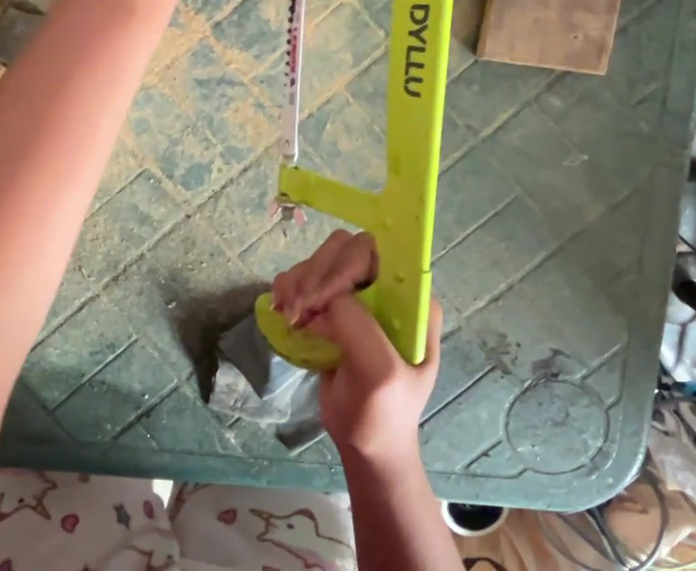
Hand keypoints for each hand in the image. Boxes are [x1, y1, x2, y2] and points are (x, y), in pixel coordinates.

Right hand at [277, 231, 443, 461]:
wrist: (365, 445)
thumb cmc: (383, 412)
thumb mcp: (380, 372)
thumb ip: (358, 326)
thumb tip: (327, 297)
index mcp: (412, 299)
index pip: (377, 253)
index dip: (345, 266)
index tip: (321, 301)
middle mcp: (387, 290)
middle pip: (343, 250)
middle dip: (315, 276)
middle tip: (298, 311)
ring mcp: (358, 297)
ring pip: (320, 261)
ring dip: (298, 282)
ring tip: (289, 315)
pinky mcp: (332, 309)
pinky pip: (305, 279)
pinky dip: (288, 287)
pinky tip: (282, 311)